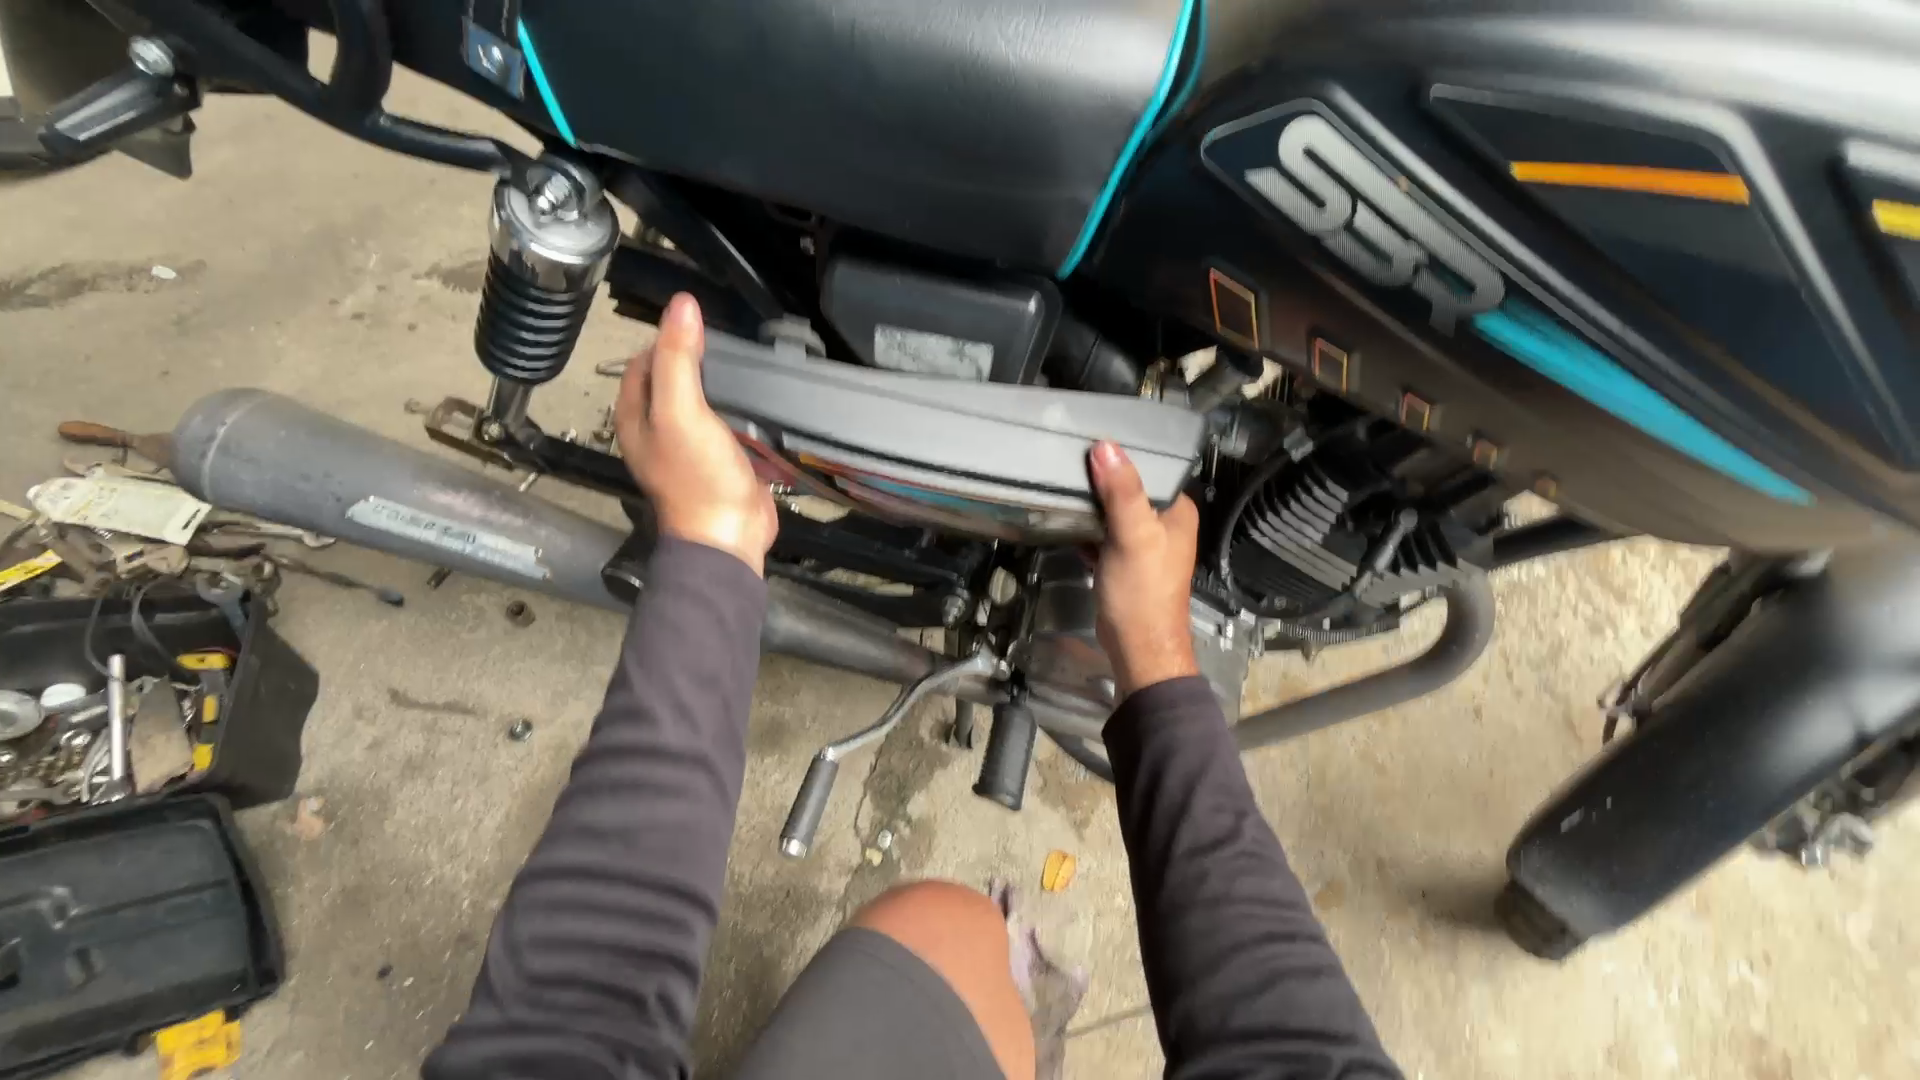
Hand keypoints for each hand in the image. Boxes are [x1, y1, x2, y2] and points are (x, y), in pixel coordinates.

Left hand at [616, 293, 777, 573]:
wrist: (729, 535)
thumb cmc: (697, 479)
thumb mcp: (682, 410)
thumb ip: (679, 358)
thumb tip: (682, 306)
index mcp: (636, 415)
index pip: (645, 359)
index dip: (668, 338)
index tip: (699, 323)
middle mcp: (659, 429)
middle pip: (674, 379)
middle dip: (698, 359)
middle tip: (728, 342)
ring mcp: (691, 447)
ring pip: (704, 402)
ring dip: (723, 385)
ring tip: (746, 366)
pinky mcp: (721, 461)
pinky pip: (728, 425)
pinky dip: (741, 412)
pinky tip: (759, 403)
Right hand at [1087, 440, 1200, 696]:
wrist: (1137, 647)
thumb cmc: (1143, 592)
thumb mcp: (1134, 535)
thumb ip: (1122, 492)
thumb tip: (1105, 447)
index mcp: (1177, 512)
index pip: (1151, 469)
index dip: (1124, 456)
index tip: (1090, 441)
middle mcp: (1164, 524)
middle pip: (1129, 490)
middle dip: (1102, 479)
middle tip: (1068, 461)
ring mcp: (1142, 545)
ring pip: (1113, 513)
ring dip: (1092, 504)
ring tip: (1062, 484)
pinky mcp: (1122, 563)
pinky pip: (1101, 536)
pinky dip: (1086, 530)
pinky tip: (1064, 521)